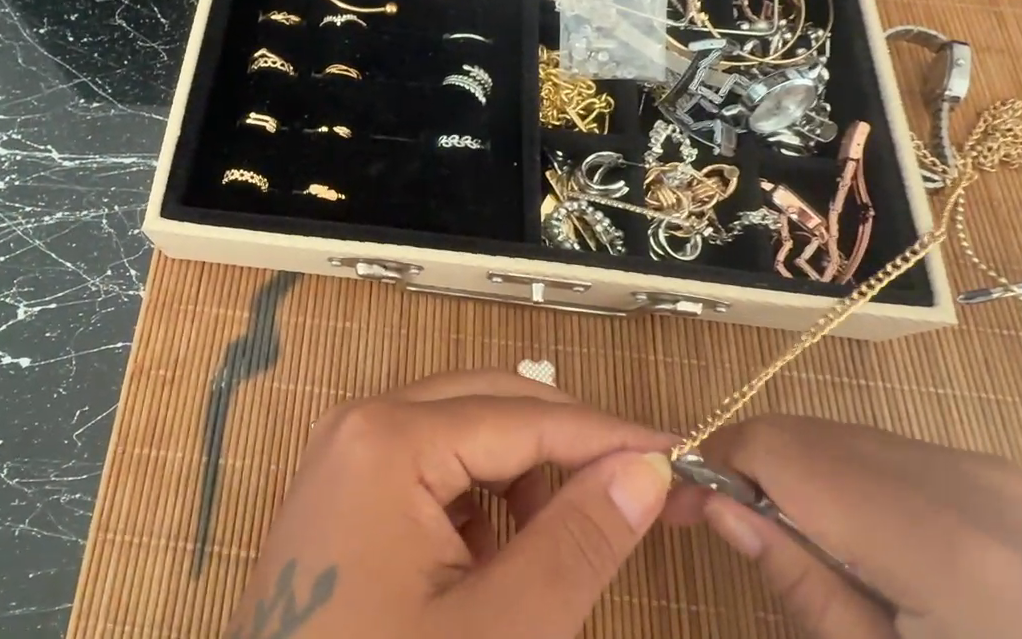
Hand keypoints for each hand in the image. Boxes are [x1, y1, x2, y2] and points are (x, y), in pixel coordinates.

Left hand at [226, 369, 679, 638]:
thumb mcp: (500, 627)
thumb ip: (577, 539)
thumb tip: (644, 471)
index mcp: (388, 438)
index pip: (523, 416)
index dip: (608, 436)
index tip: (678, 456)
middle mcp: (359, 423)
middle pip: (489, 404)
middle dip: (566, 444)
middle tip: (642, 489)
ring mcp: (344, 453)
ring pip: (459, 431)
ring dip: (520, 474)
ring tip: (557, 544)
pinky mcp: (342, 489)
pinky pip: (426, 465)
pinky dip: (475, 499)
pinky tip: (492, 559)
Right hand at [666, 415, 1021, 638]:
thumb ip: (804, 586)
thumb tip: (720, 508)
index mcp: (944, 544)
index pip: (780, 449)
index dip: (715, 464)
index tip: (683, 504)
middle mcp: (971, 483)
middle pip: (812, 435)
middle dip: (755, 469)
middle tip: (728, 524)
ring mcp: (1001, 475)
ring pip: (852, 438)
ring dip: (804, 473)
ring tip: (801, 540)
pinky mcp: (1017, 481)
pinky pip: (900, 455)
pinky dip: (856, 479)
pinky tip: (867, 538)